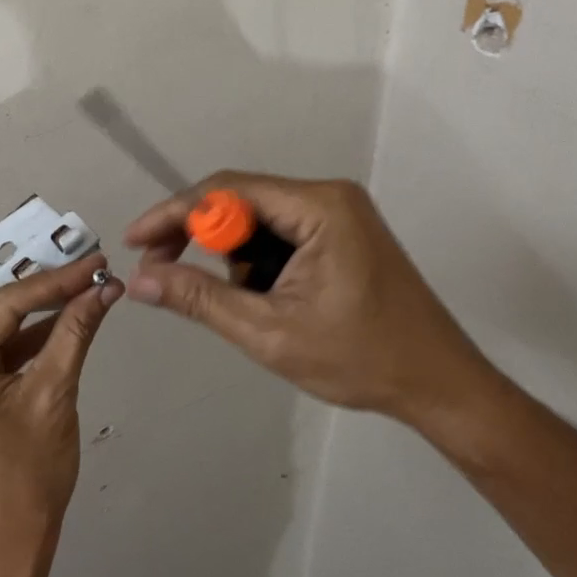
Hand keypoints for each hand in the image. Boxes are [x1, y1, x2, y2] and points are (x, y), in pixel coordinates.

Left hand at [0, 255, 124, 558]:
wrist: (11, 544)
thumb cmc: (27, 476)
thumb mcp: (53, 395)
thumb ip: (74, 333)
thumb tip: (103, 288)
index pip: (5, 306)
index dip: (54, 281)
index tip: (96, 261)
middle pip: (3, 313)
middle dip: (52, 291)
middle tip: (97, 266)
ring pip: (8, 330)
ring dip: (50, 312)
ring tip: (93, 285)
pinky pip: (8, 354)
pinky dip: (41, 339)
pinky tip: (74, 318)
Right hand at [123, 172, 491, 422]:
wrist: (441, 385)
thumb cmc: (361, 359)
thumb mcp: (269, 332)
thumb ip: (200, 298)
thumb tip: (139, 279)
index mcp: (319, 207)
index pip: (226, 191)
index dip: (174, 213)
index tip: (135, 243)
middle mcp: (328, 197)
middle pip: (239, 201)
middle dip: (197, 236)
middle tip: (161, 272)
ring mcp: (339, 215)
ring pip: (256, 221)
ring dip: (231, 257)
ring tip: (236, 305)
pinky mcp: (342, 236)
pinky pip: (279, 236)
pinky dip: (257, 264)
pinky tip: (262, 301)